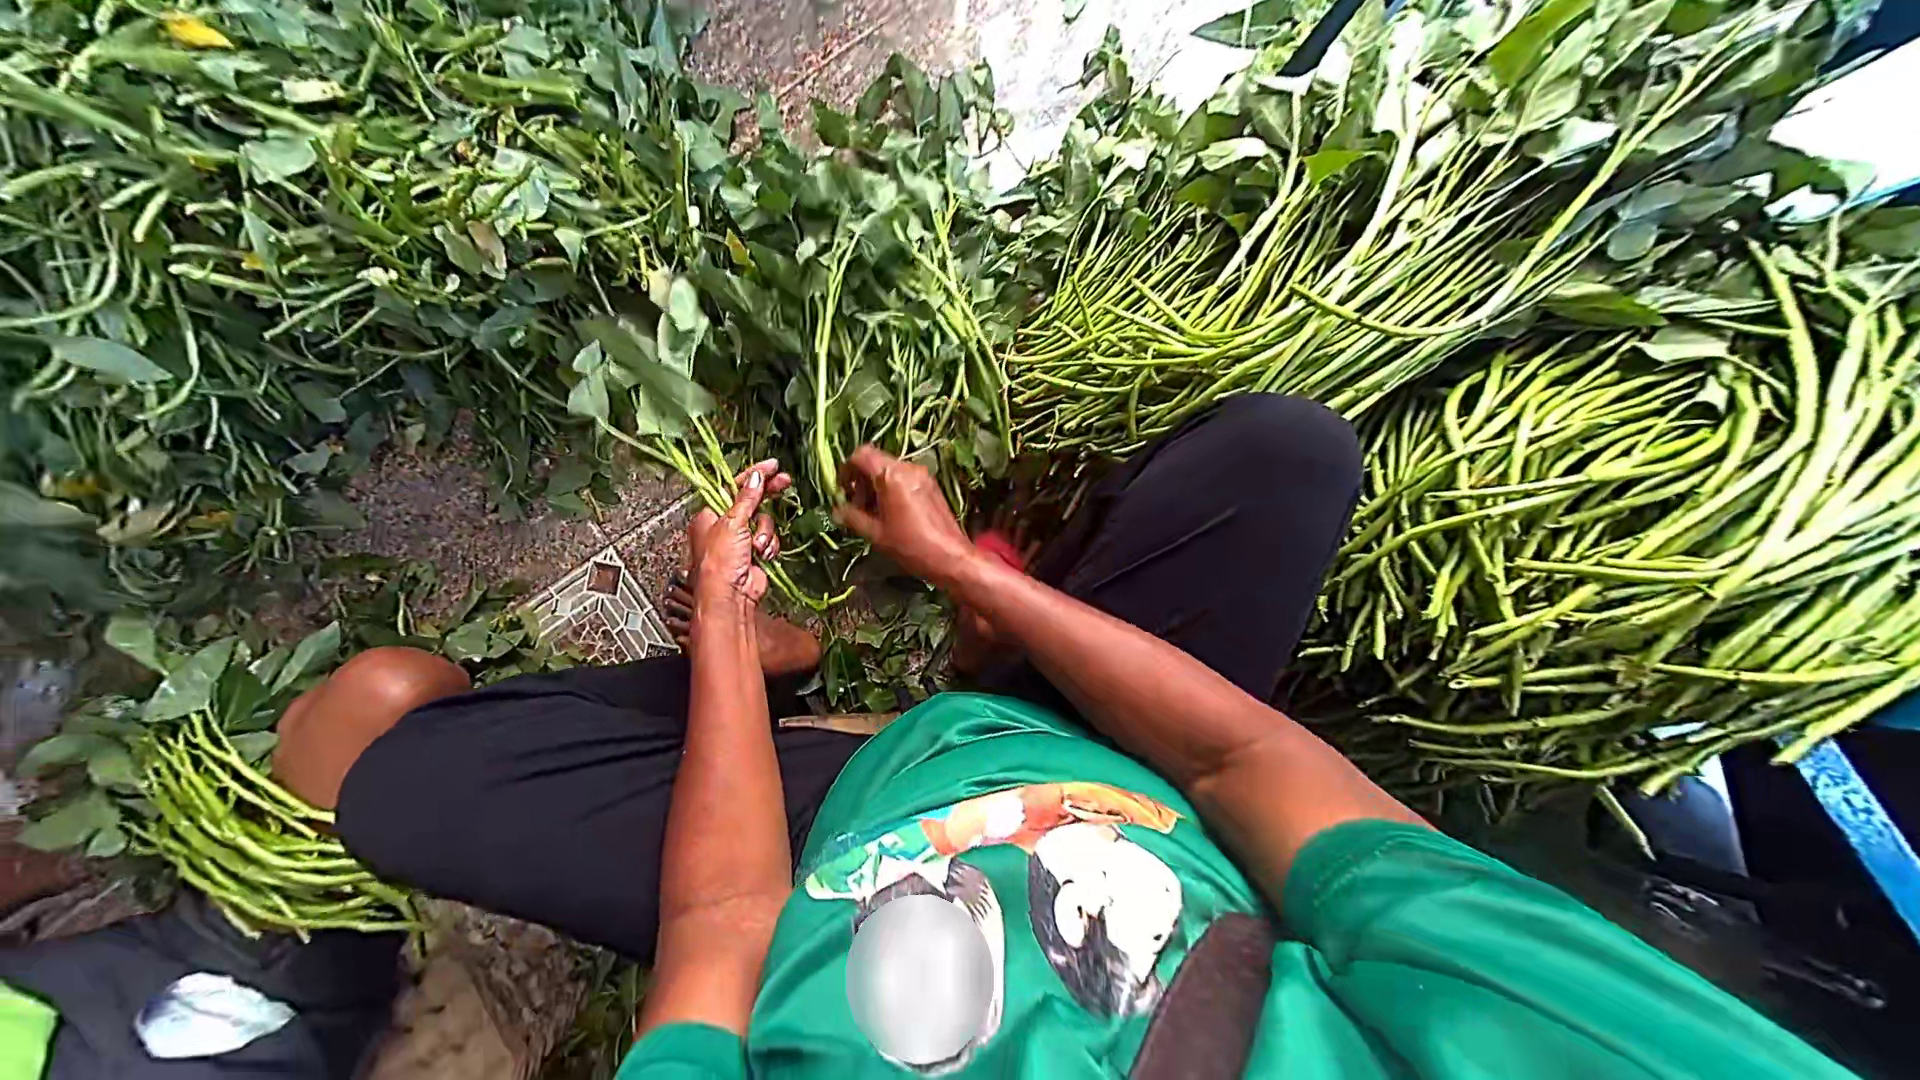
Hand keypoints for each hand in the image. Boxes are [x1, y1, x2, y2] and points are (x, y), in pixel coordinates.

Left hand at [688, 460, 791, 608]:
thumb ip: (746, 498)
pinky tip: (763, 555)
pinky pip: (769, 539)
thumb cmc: (720, 562)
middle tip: (785, 483)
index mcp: (710, 514)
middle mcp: (724, 525)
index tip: (772, 466)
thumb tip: (756, 477)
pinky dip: (769, 545)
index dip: (753, 475)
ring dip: (765, 532)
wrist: (730, 596)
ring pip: (764, 521)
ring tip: (758, 545)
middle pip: (751, 501)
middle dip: (767, 496)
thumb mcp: (732, 523)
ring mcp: (740, 540)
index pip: (733, 486)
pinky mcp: (754, 553)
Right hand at [834, 446, 977, 586]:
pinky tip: (890, 511)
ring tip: (872, 511)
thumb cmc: (911, 546)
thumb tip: (836, 510)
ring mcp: (921, 475)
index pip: (861, 455)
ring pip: (889, 469)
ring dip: (875, 484)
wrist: (950, 556)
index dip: (846, 470)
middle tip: (857, 505)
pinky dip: (891, 487)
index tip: (842, 490)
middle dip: (861, 480)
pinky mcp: (930, 484)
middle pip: (875, 460)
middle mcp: (907, 468)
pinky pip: (904, 477)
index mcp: (891, 476)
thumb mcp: (875, 534)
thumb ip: (852, 517)